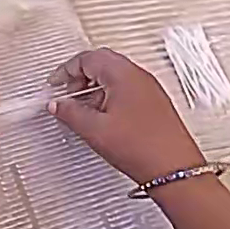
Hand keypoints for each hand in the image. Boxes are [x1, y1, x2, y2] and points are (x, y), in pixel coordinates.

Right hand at [47, 48, 202, 182]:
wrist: (173, 170)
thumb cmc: (143, 148)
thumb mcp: (93, 129)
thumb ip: (69, 112)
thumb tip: (58, 104)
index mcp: (123, 75)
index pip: (87, 58)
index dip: (66, 70)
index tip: (56, 83)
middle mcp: (139, 77)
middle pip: (102, 62)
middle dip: (79, 76)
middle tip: (67, 94)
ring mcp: (149, 89)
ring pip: (114, 75)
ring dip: (94, 87)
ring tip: (83, 109)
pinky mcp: (153, 102)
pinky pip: (125, 88)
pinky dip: (108, 96)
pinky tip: (102, 118)